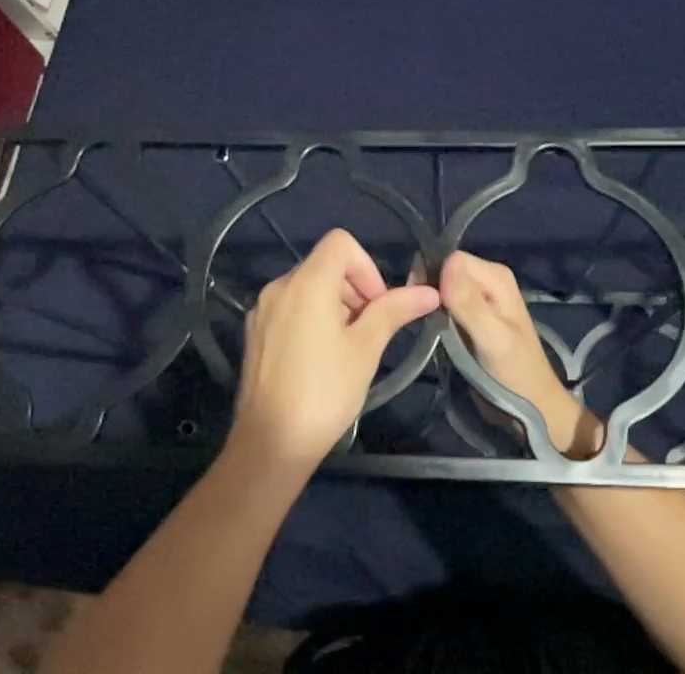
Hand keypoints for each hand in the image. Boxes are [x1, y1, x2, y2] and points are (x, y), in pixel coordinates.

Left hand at [229, 229, 439, 471]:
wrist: (271, 441)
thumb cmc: (325, 391)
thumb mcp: (367, 348)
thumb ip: (394, 311)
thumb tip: (429, 291)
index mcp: (307, 282)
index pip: (341, 242)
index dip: (367, 267)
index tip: (377, 306)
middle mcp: (279, 286)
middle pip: (324, 264)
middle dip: (354, 289)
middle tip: (369, 332)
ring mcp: (262, 309)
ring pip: (307, 287)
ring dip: (335, 305)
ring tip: (347, 349)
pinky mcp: (255, 332)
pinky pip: (290, 308)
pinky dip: (311, 319)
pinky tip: (321, 359)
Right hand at [440, 251, 600, 455]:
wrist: (533, 406)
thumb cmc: (516, 374)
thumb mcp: (494, 340)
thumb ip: (471, 304)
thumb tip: (445, 267)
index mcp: (496, 277)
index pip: (452, 259)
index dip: (433, 278)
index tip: (421, 305)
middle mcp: (487, 281)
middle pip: (444, 270)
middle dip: (429, 290)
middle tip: (422, 319)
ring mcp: (478, 299)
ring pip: (441, 287)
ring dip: (429, 304)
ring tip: (426, 327)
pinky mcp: (469, 317)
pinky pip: (443, 304)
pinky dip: (434, 314)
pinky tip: (431, 330)